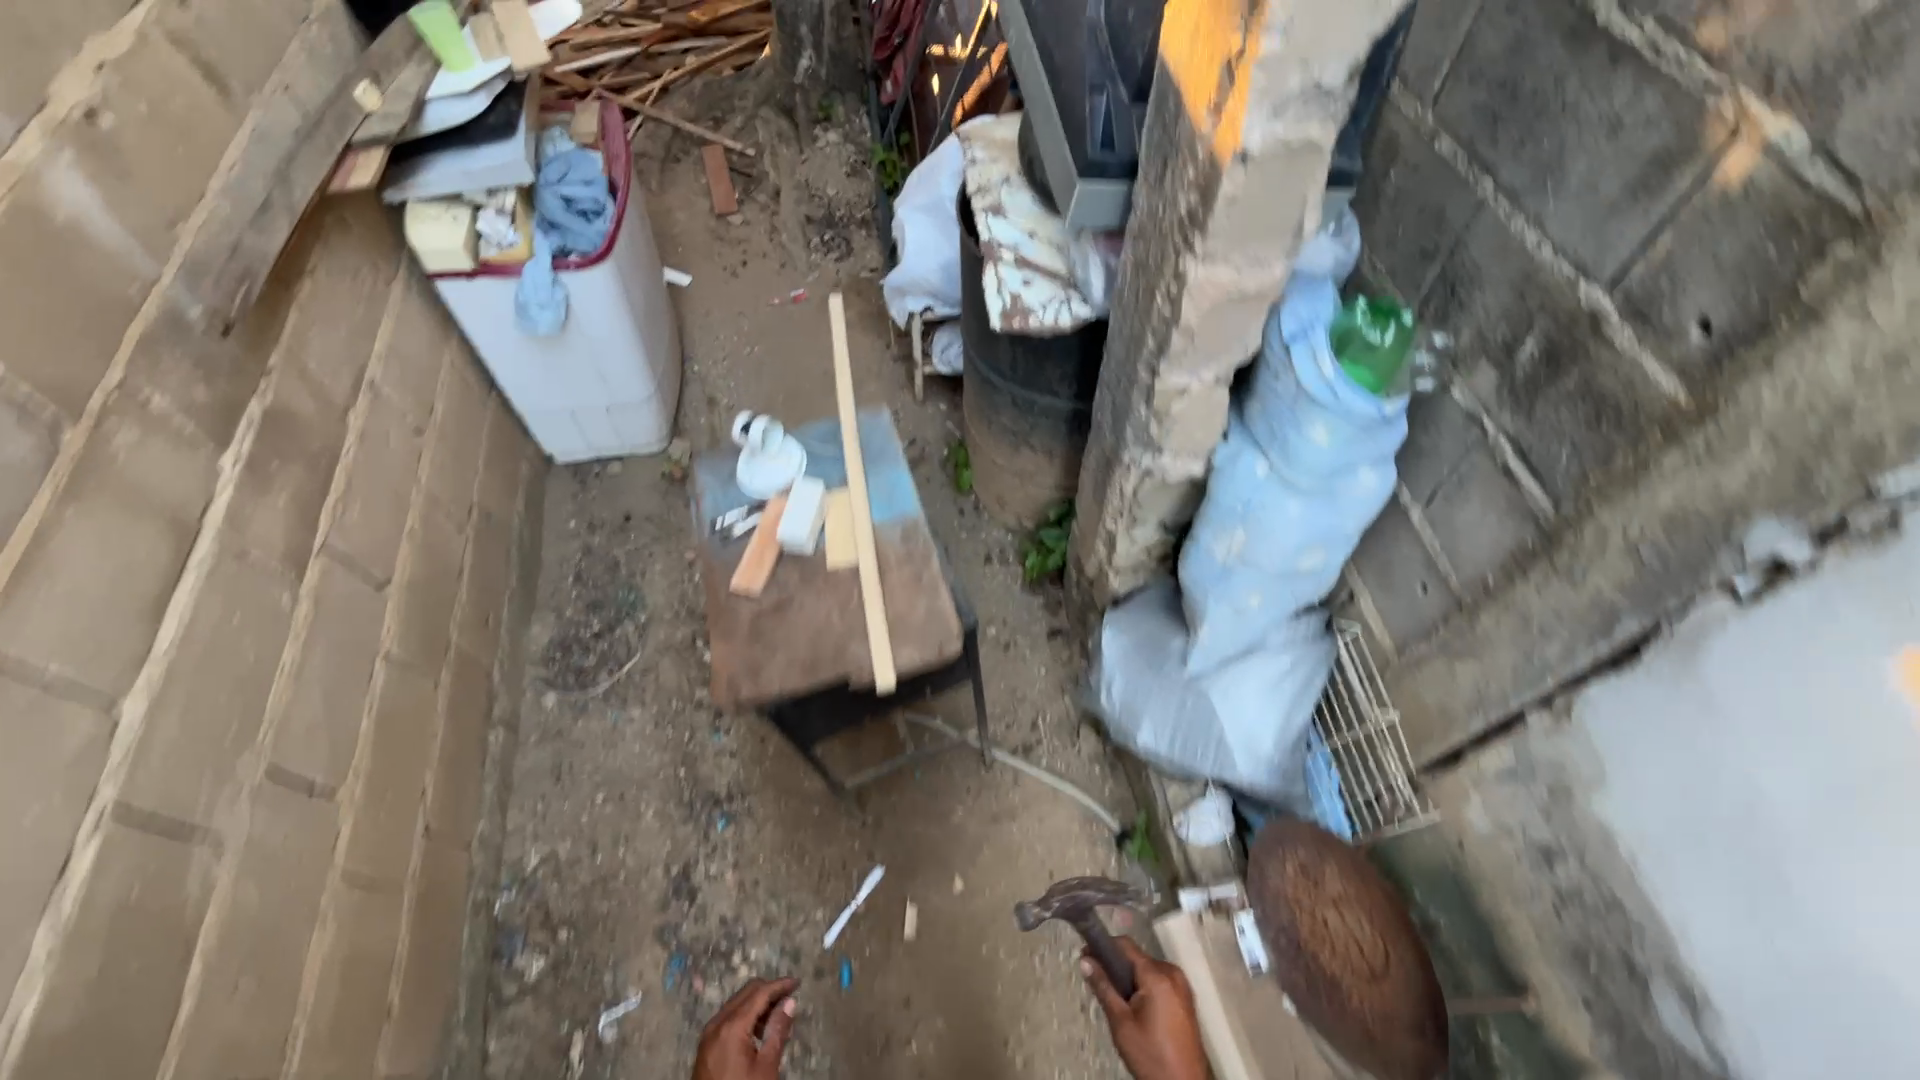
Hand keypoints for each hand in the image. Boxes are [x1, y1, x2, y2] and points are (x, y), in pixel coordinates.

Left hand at [692, 977, 798, 1079]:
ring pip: (736, 1004)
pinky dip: (745, 1016)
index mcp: (732, 1026)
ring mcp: (708, 1034)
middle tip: (789, 999)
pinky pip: (728, 1018)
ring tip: (776, 1019)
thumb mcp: (766, 1066)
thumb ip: (778, 1031)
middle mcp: (716, 1023)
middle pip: (746, 993)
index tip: (798, 983)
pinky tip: (757, 1032)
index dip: (780, 985)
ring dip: (757, 1004)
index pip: (760, 993)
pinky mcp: (706, 1045)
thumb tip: (789, 1002)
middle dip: (769, 991)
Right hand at [1081, 938, 1208, 1079]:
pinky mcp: (1186, 998)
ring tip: (1118, 1002)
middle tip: (1100, 986)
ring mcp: (1182, 986)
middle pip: (1137, 958)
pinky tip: (1137, 1009)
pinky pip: (1160, 981)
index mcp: (1158, 976)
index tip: (1085, 957)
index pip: (1125, 945)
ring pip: (1148, 970)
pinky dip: (1145, 987)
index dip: (1102, 946)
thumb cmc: (1150, 1054)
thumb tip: (1085, 960)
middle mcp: (1173, 974)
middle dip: (1117, 967)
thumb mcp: (1121, 1023)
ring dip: (1131, 978)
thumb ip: (1103, 987)